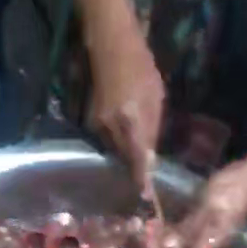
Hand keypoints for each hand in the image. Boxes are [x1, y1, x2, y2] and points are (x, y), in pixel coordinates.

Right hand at [86, 33, 164, 197]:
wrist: (112, 49)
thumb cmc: (140, 69)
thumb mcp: (155, 98)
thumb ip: (152, 130)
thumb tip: (150, 160)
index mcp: (130, 119)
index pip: (136, 157)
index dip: (141, 178)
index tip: (145, 198)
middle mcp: (111, 128)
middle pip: (123, 158)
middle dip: (133, 170)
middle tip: (143, 184)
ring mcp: (98, 128)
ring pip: (114, 152)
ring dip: (125, 156)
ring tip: (135, 156)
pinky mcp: (91, 126)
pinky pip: (107, 143)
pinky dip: (117, 145)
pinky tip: (122, 138)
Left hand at [148, 158, 246, 247]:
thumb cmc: (236, 184)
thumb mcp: (210, 203)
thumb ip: (190, 225)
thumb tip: (169, 246)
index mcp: (212, 242)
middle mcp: (207, 243)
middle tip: (145, 233)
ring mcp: (205, 233)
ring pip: (178, 246)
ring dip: (161, 240)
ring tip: (148, 227)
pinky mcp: (202, 223)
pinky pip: (181, 234)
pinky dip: (168, 231)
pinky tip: (156, 223)